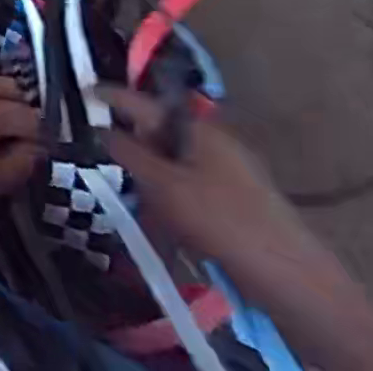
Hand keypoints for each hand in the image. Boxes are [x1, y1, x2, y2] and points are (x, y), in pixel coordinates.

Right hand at [99, 86, 317, 265]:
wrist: (293, 280)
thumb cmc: (220, 220)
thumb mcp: (161, 182)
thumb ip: (125, 150)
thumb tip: (100, 128)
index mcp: (197, 128)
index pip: (141, 101)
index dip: (108, 95)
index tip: (80, 91)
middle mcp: (213, 142)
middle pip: (157, 129)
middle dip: (128, 136)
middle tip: (97, 146)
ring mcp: (227, 171)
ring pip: (170, 157)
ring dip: (146, 168)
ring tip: (127, 185)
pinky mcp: (233, 199)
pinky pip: (186, 181)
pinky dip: (166, 188)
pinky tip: (158, 210)